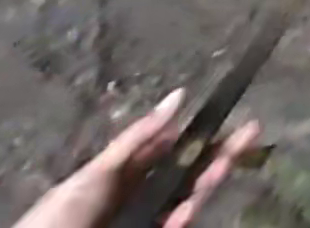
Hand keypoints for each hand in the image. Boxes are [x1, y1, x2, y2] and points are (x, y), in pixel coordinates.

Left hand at [12, 89, 261, 227]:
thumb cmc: (57, 219)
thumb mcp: (95, 173)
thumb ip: (139, 136)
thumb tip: (181, 94)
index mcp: (125, 174)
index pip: (171, 148)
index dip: (199, 133)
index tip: (227, 115)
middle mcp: (139, 197)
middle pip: (187, 171)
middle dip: (219, 152)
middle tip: (252, 129)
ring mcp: (145, 222)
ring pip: (187, 198)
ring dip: (211, 178)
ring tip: (236, 154)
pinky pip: (174, 226)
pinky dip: (186, 215)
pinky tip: (197, 200)